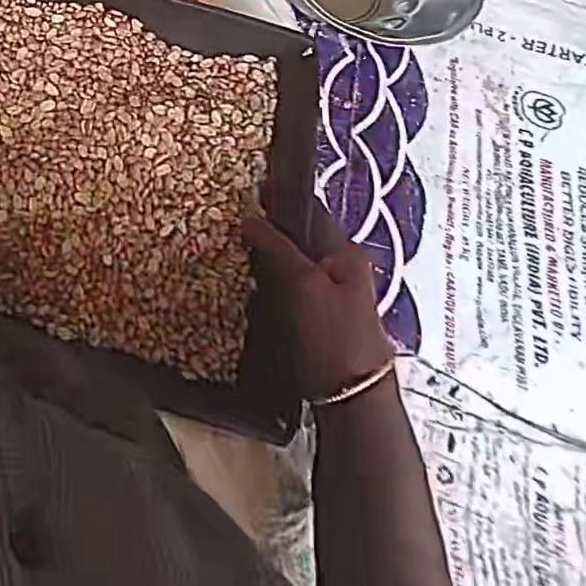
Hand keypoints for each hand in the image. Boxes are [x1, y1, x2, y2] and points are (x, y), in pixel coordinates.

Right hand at [242, 212, 395, 400]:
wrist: (350, 398)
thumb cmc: (331, 334)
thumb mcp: (303, 283)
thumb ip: (277, 246)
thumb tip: (250, 217)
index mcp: (345, 252)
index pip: (310, 212)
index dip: (281, 198)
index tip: (250, 187)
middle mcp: (338, 267)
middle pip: (298, 237)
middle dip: (269, 229)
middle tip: (236, 222)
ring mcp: (327, 292)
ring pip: (290, 261)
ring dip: (266, 255)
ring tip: (236, 247)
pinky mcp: (313, 314)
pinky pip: (286, 285)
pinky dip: (268, 279)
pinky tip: (249, 281)